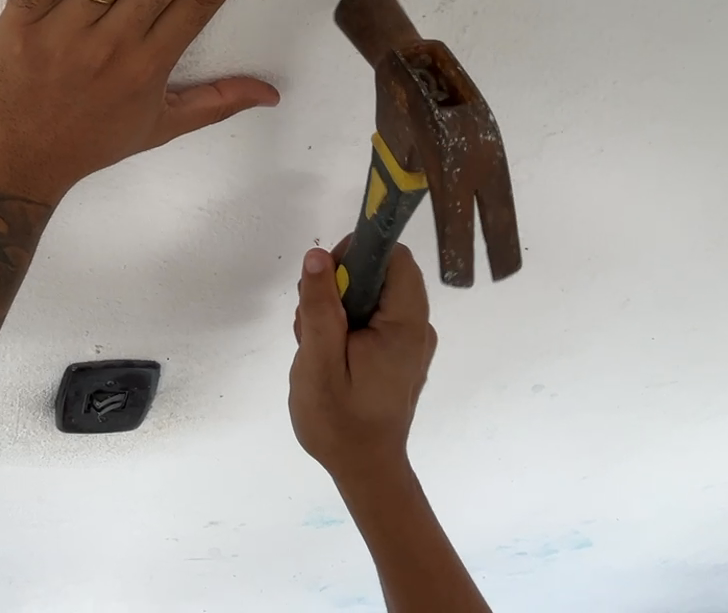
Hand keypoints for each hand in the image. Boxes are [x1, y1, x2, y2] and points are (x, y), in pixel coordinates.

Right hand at [289, 236, 438, 478]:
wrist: (363, 472)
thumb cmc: (339, 420)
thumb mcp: (318, 361)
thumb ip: (319, 307)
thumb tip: (317, 255)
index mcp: (405, 327)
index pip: (396, 260)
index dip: (358, 254)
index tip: (325, 279)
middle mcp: (416, 329)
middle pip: (379, 274)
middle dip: (337, 286)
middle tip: (311, 323)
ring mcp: (408, 342)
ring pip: (369, 295)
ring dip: (335, 307)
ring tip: (315, 347)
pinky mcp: (397, 352)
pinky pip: (370, 316)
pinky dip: (343, 324)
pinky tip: (326, 355)